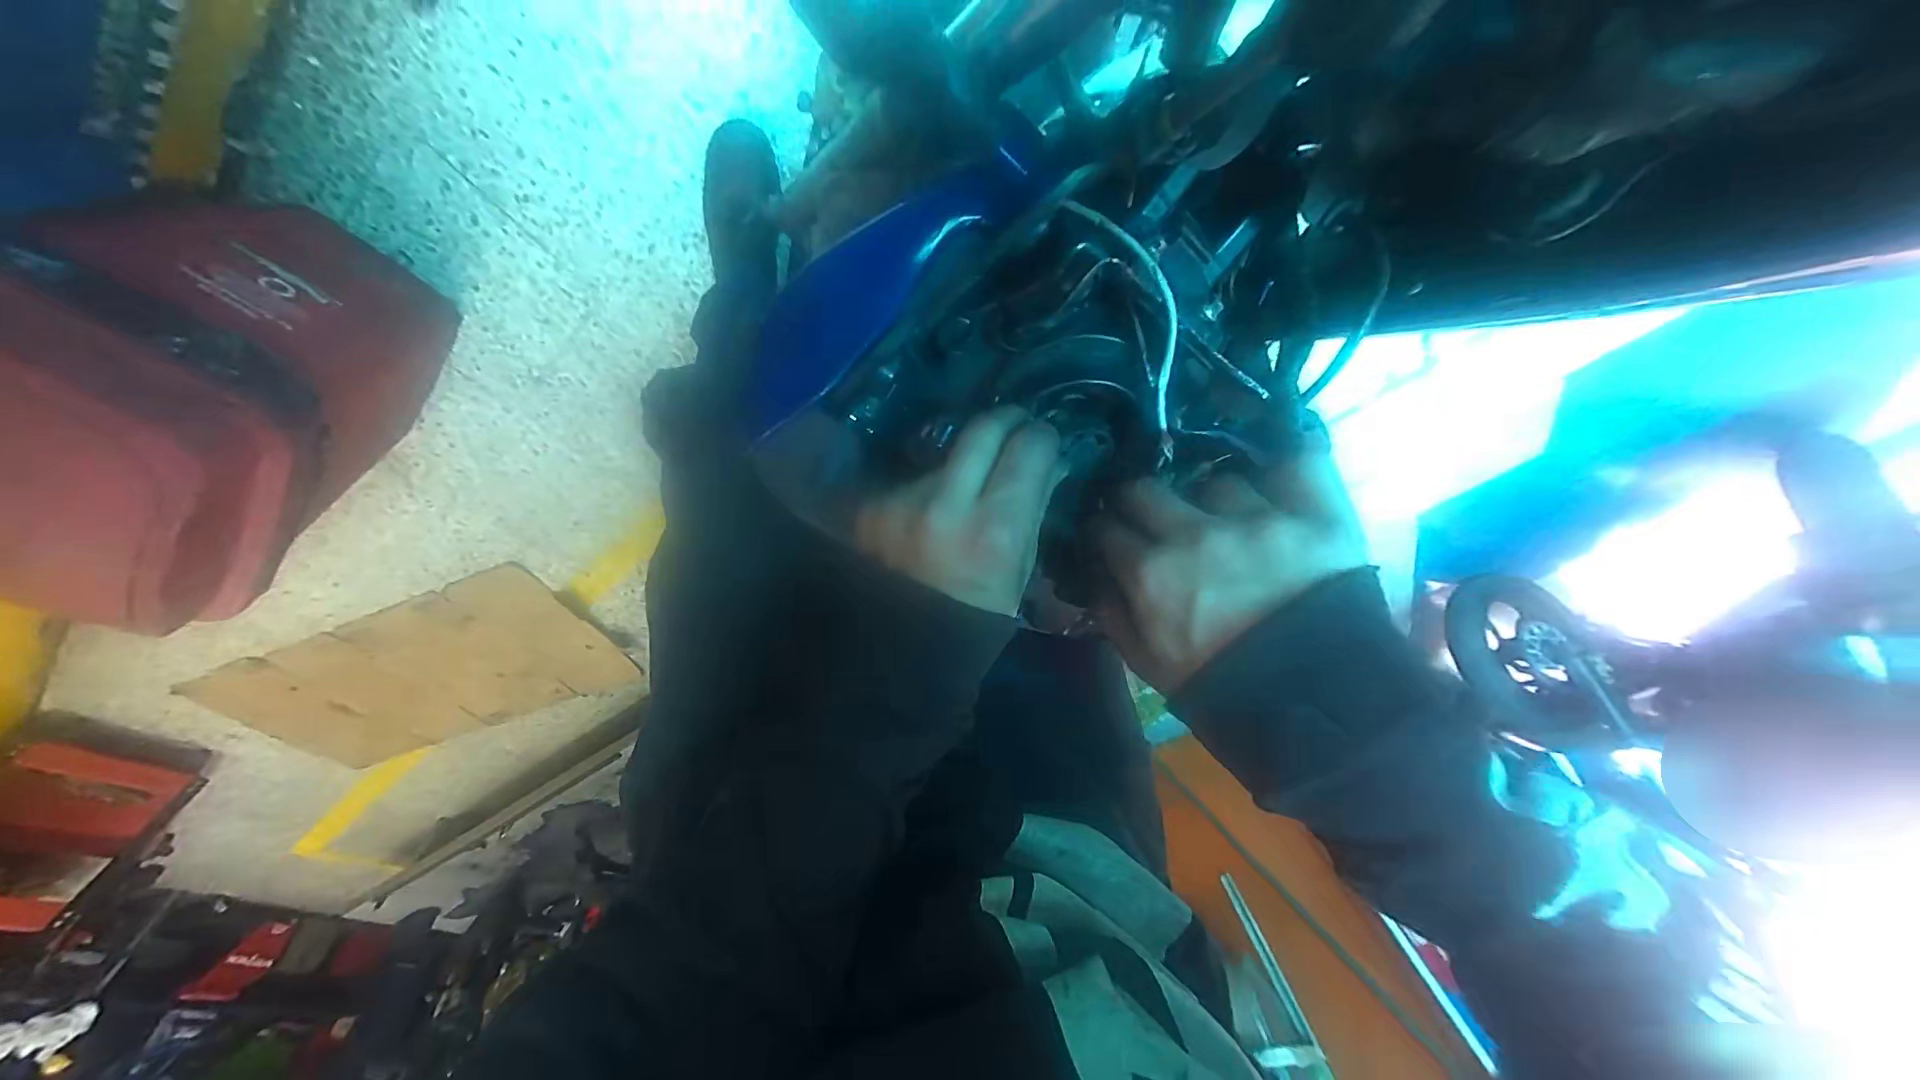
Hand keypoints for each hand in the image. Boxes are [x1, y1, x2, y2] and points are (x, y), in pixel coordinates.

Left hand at [855, 406, 1065, 615]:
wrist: (905, 645)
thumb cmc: (978, 614)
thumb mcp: (1020, 567)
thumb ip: (1035, 505)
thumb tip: (1050, 458)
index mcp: (994, 530)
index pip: (1028, 448)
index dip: (1043, 437)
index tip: (1044, 439)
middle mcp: (945, 504)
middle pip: (983, 428)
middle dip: (1006, 420)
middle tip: (1015, 425)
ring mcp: (902, 501)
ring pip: (946, 453)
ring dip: (963, 460)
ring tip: (966, 488)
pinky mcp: (872, 505)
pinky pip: (915, 477)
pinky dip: (930, 486)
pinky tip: (930, 511)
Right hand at [1093, 451, 1368, 692]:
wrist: (1317, 710)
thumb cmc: (1222, 690)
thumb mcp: (1148, 664)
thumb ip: (1113, 614)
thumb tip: (1097, 573)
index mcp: (1151, 573)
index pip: (1106, 528)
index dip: (1103, 529)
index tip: (1109, 535)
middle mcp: (1196, 534)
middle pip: (1145, 487)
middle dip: (1137, 499)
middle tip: (1151, 514)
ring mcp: (1258, 518)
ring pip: (1218, 479)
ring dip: (1213, 498)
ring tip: (1228, 517)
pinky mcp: (1316, 516)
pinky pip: (1297, 462)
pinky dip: (1286, 463)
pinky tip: (1277, 472)